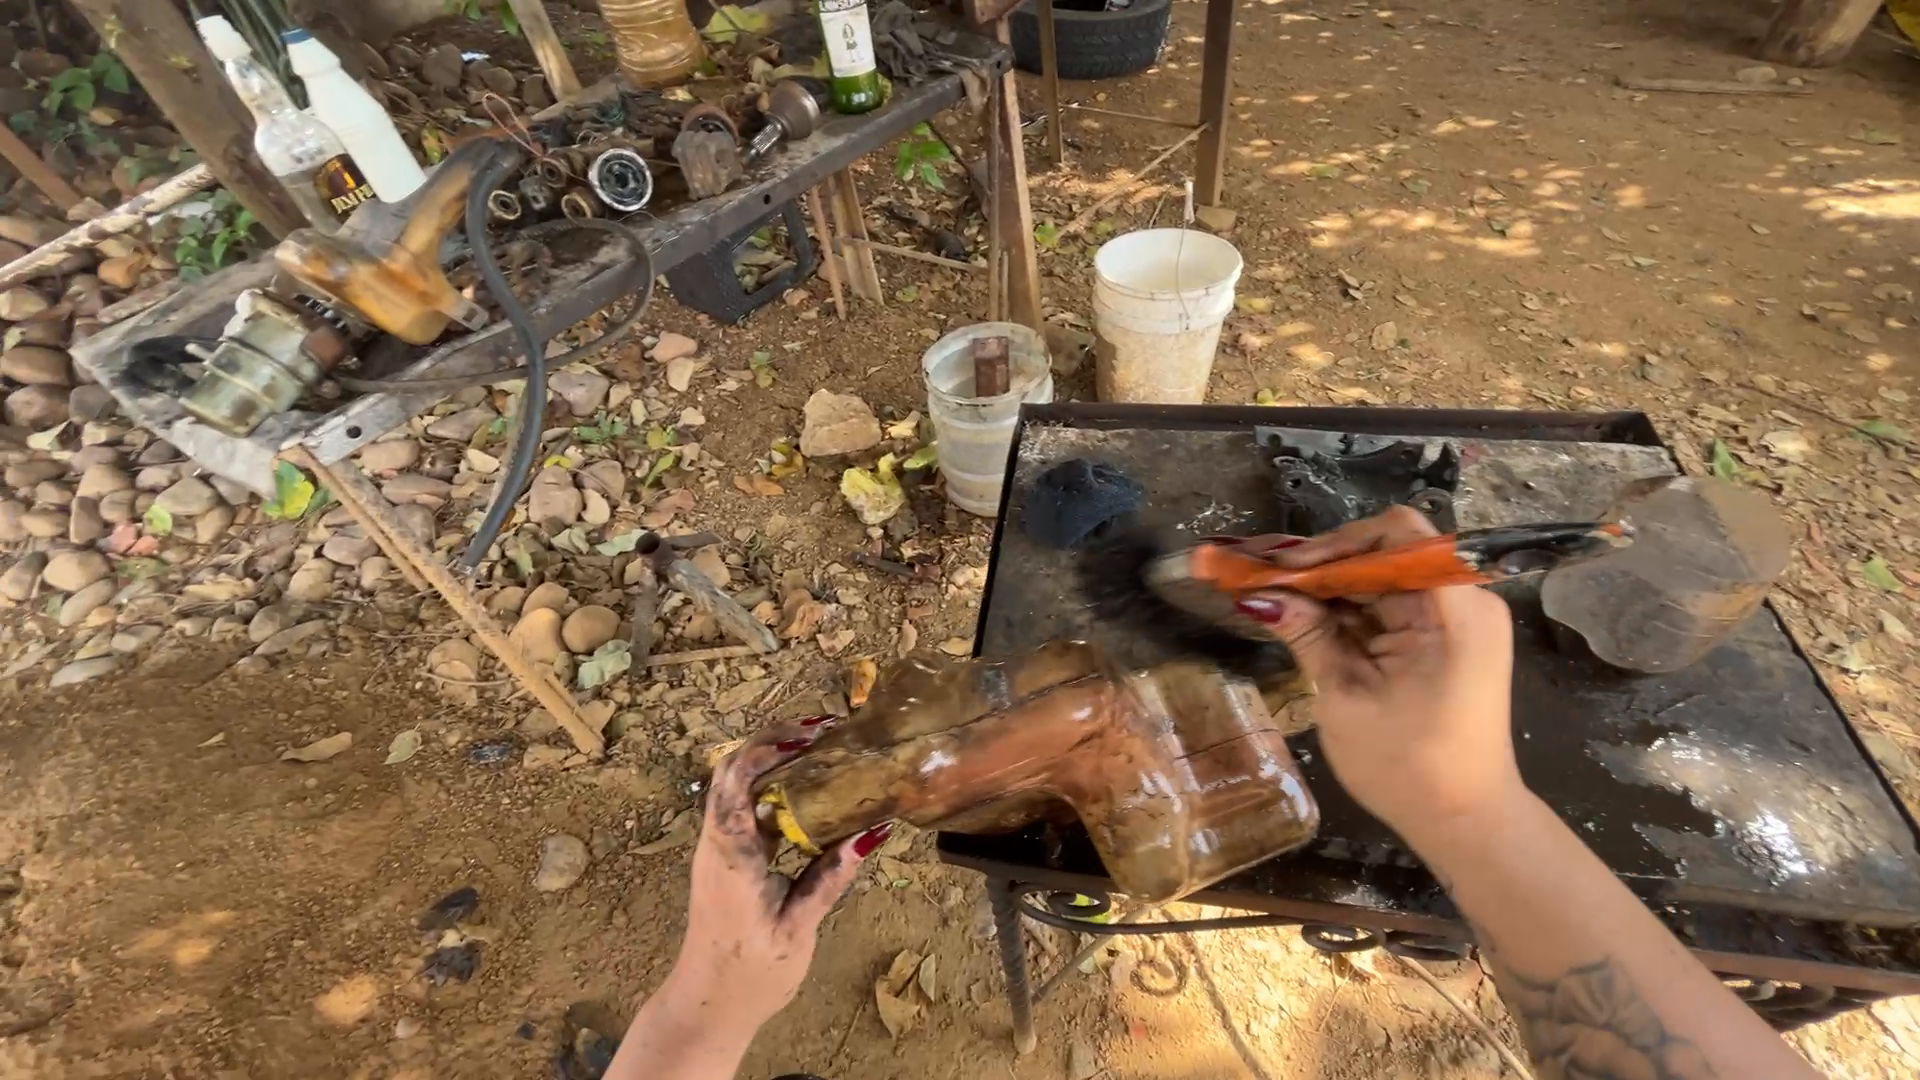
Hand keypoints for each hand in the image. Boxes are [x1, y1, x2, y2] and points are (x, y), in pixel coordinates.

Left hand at [664, 720, 891, 1039]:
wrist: (706, 1006)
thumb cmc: (750, 974)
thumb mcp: (798, 929)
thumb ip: (831, 878)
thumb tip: (873, 832)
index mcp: (731, 855)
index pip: (736, 782)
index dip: (767, 749)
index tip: (809, 737)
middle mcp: (716, 840)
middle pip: (731, 769)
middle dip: (772, 740)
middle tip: (821, 730)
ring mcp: (716, 844)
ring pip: (735, 781)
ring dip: (771, 756)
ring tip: (818, 746)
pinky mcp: (725, 852)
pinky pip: (743, 802)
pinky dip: (772, 782)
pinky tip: (807, 783)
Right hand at [1236, 507, 1525, 837]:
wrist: (1462, 821)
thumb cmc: (1408, 765)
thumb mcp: (1347, 695)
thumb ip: (1308, 634)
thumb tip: (1256, 594)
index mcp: (1454, 611)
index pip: (1398, 537)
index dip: (1337, 544)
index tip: (1286, 570)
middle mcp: (1458, 602)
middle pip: (1382, 554)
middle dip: (1319, 564)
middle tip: (1259, 576)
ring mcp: (1446, 619)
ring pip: (1374, 578)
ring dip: (1322, 585)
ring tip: (1266, 590)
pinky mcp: (1431, 637)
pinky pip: (1378, 605)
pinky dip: (1338, 607)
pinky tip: (1295, 610)